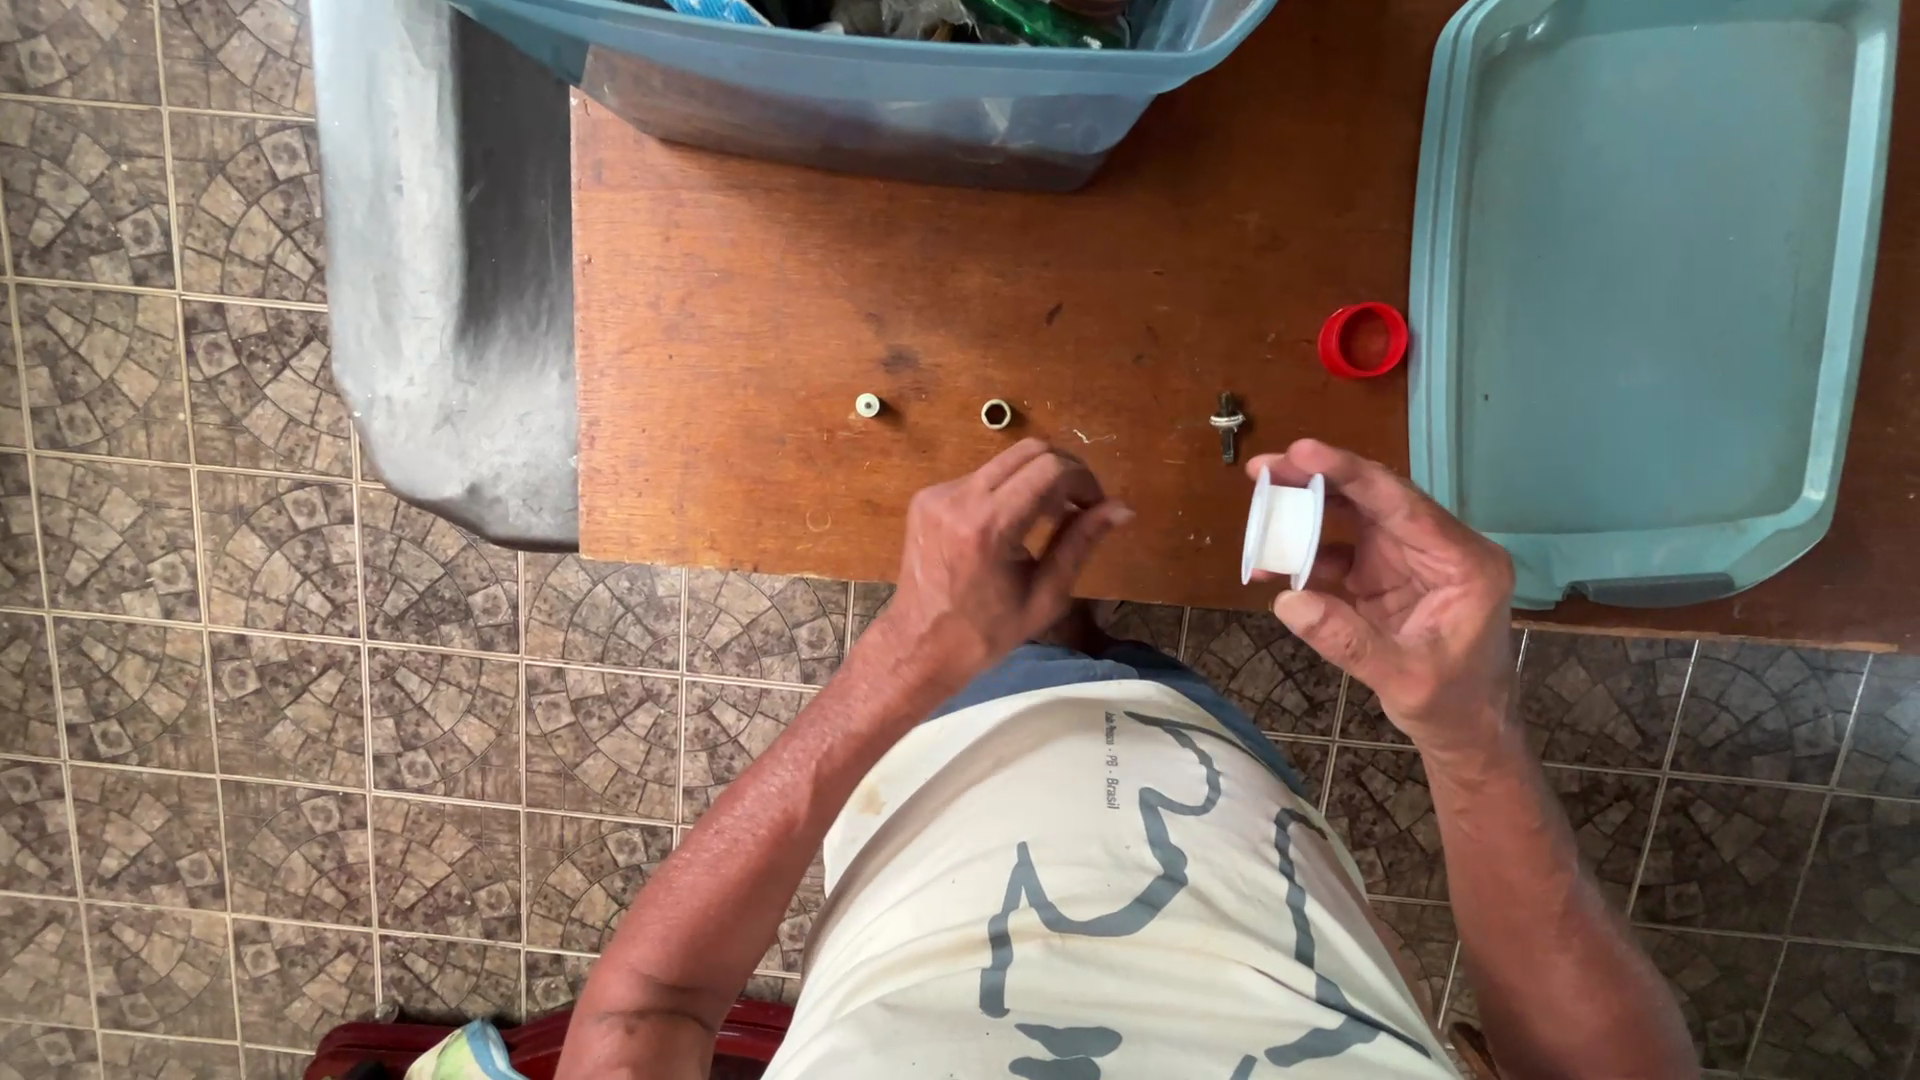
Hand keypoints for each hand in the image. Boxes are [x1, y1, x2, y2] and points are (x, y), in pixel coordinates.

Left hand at [877, 439, 1132, 687]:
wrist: (921, 644)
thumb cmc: (987, 632)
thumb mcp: (1046, 595)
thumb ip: (1080, 543)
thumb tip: (1121, 508)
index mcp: (989, 527)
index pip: (1050, 469)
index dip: (1083, 480)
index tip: (1094, 507)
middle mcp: (959, 499)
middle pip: (1029, 452)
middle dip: (1064, 472)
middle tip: (1077, 507)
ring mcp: (937, 494)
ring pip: (1004, 461)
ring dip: (1035, 480)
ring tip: (1046, 519)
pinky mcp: (926, 497)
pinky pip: (979, 477)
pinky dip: (1005, 491)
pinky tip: (1010, 526)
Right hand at [1246, 439, 1515, 756]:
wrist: (1465, 730)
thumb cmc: (1452, 704)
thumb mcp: (1403, 678)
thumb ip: (1347, 639)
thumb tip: (1286, 600)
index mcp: (1461, 561)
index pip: (1400, 503)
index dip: (1349, 473)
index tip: (1302, 451)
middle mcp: (1434, 548)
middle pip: (1372, 498)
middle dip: (1317, 479)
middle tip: (1264, 468)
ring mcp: (1405, 560)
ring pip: (1351, 518)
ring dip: (1304, 511)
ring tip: (1259, 505)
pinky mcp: (1381, 575)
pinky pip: (1337, 552)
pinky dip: (1303, 554)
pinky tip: (1272, 562)